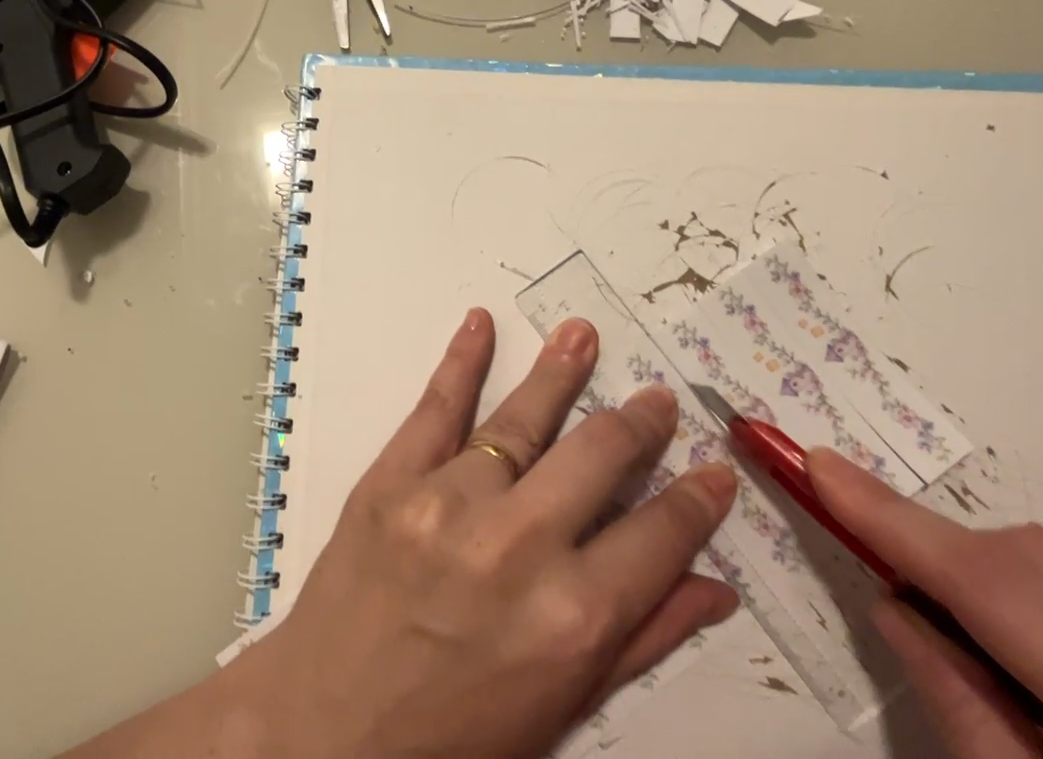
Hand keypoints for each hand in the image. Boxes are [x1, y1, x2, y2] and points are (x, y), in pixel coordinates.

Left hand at [233, 311, 739, 756]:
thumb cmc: (453, 737)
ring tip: (583, 334)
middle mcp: (519, 544)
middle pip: (599, 456)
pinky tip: (481, 325)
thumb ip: (641, 640)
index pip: (660, 534)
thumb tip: (714, 587)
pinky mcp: (389, 481)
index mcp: (574, 614)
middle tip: (658, 399)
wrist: (327, 731)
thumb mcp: (562, 710)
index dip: (698, 499)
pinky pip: (434, 409)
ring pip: (522, 419)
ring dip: (559, 371)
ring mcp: (448, 501)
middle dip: (638, 423)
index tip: (715, 469)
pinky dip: (460, 361)